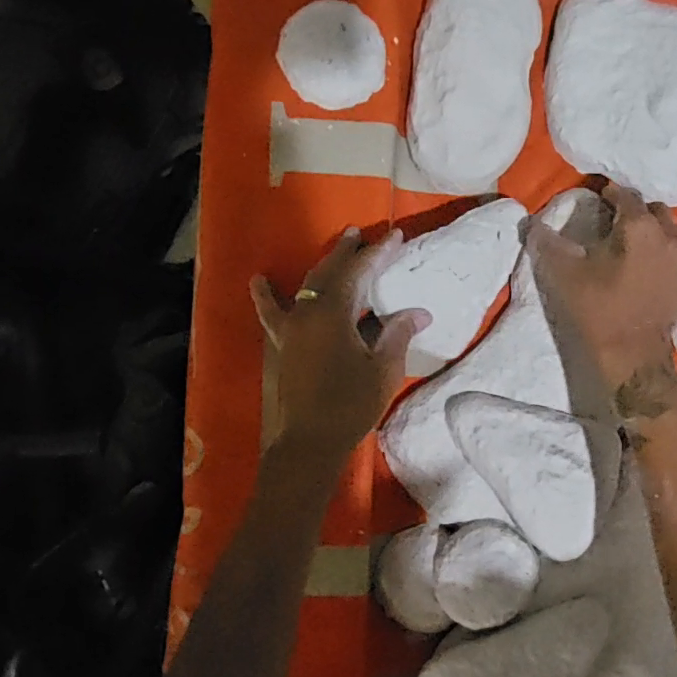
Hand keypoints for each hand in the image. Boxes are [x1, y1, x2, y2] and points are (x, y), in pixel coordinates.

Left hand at [252, 229, 429, 453]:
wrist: (310, 440)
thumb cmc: (351, 404)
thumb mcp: (383, 368)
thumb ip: (398, 334)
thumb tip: (418, 312)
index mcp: (334, 311)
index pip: (359, 271)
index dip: (379, 253)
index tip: (397, 237)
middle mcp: (308, 311)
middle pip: (330, 271)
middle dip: (350, 252)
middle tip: (364, 235)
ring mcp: (291, 327)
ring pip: (308, 284)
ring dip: (324, 264)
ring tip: (338, 247)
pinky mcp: (283, 344)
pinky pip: (273, 313)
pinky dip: (267, 296)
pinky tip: (259, 280)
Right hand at [529, 182, 676, 410]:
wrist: (632, 357)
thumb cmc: (596, 310)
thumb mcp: (562, 273)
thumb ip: (546, 241)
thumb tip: (532, 222)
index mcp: (639, 226)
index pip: (625, 195)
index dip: (608, 193)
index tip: (596, 198)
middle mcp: (669, 237)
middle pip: (653, 210)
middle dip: (634, 211)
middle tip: (612, 224)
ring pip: (669, 234)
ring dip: (651, 233)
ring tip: (629, 247)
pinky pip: (675, 261)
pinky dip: (661, 259)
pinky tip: (645, 273)